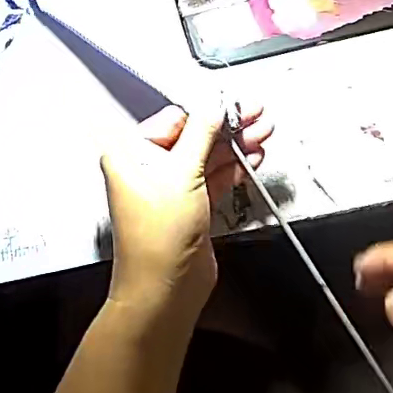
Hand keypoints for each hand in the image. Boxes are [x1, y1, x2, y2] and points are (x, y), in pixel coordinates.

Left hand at [100, 103, 270, 322]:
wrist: (165, 288)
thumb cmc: (157, 236)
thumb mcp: (183, 174)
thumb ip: (202, 136)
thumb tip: (213, 106)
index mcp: (130, 153)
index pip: (172, 120)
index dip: (205, 111)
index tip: (232, 103)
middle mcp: (146, 167)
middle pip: (191, 137)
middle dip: (225, 127)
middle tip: (254, 114)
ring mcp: (168, 187)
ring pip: (205, 157)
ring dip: (234, 145)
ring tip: (261, 130)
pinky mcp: (188, 206)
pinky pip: (212, 178)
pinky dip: (232, 168)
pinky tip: (252, 155)